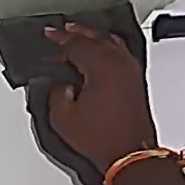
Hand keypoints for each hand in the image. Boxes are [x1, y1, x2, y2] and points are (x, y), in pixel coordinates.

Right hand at [44, 21, 159, 172]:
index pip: (76, 44)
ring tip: (79, 35)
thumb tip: (59, 84)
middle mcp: (119, 64)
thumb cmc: (103, 137)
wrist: (129, 153)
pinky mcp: (135, 80)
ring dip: (92, 37)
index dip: (59, 39)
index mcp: (101, 67)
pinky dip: (105, 47)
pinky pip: (119, 52)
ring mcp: (130, 71)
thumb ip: (56, 94)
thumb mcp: (63, 118)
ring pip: (110, 42)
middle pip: (95, 37)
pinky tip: (99, 52)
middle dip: (76, 33)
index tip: (49, 34)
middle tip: (61, 31)